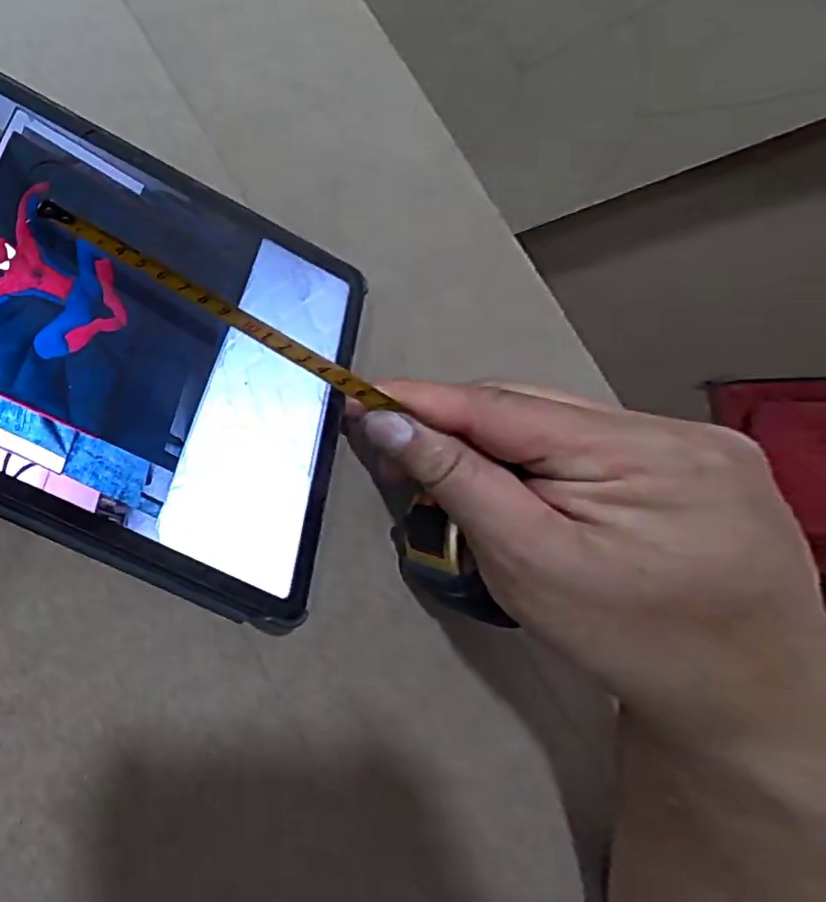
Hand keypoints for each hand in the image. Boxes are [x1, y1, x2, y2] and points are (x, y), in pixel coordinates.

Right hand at [349, 381, 825, 743]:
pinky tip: (503, 486)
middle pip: (522, 407)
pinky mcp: (687, 468)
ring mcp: (693, 448)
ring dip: (481, 443)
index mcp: (650, 453)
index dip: (416, 399)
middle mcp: (680, 433)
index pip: (498, 406)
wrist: (746, 701)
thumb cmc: (629, 636)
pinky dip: (521, 457)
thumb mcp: (521, 554)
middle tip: (390, 460)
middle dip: (446, 427)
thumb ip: (451, 476)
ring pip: (544, 421)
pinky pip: (574, 441)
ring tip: (441, 481)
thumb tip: (385, 420)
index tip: (353, 397)